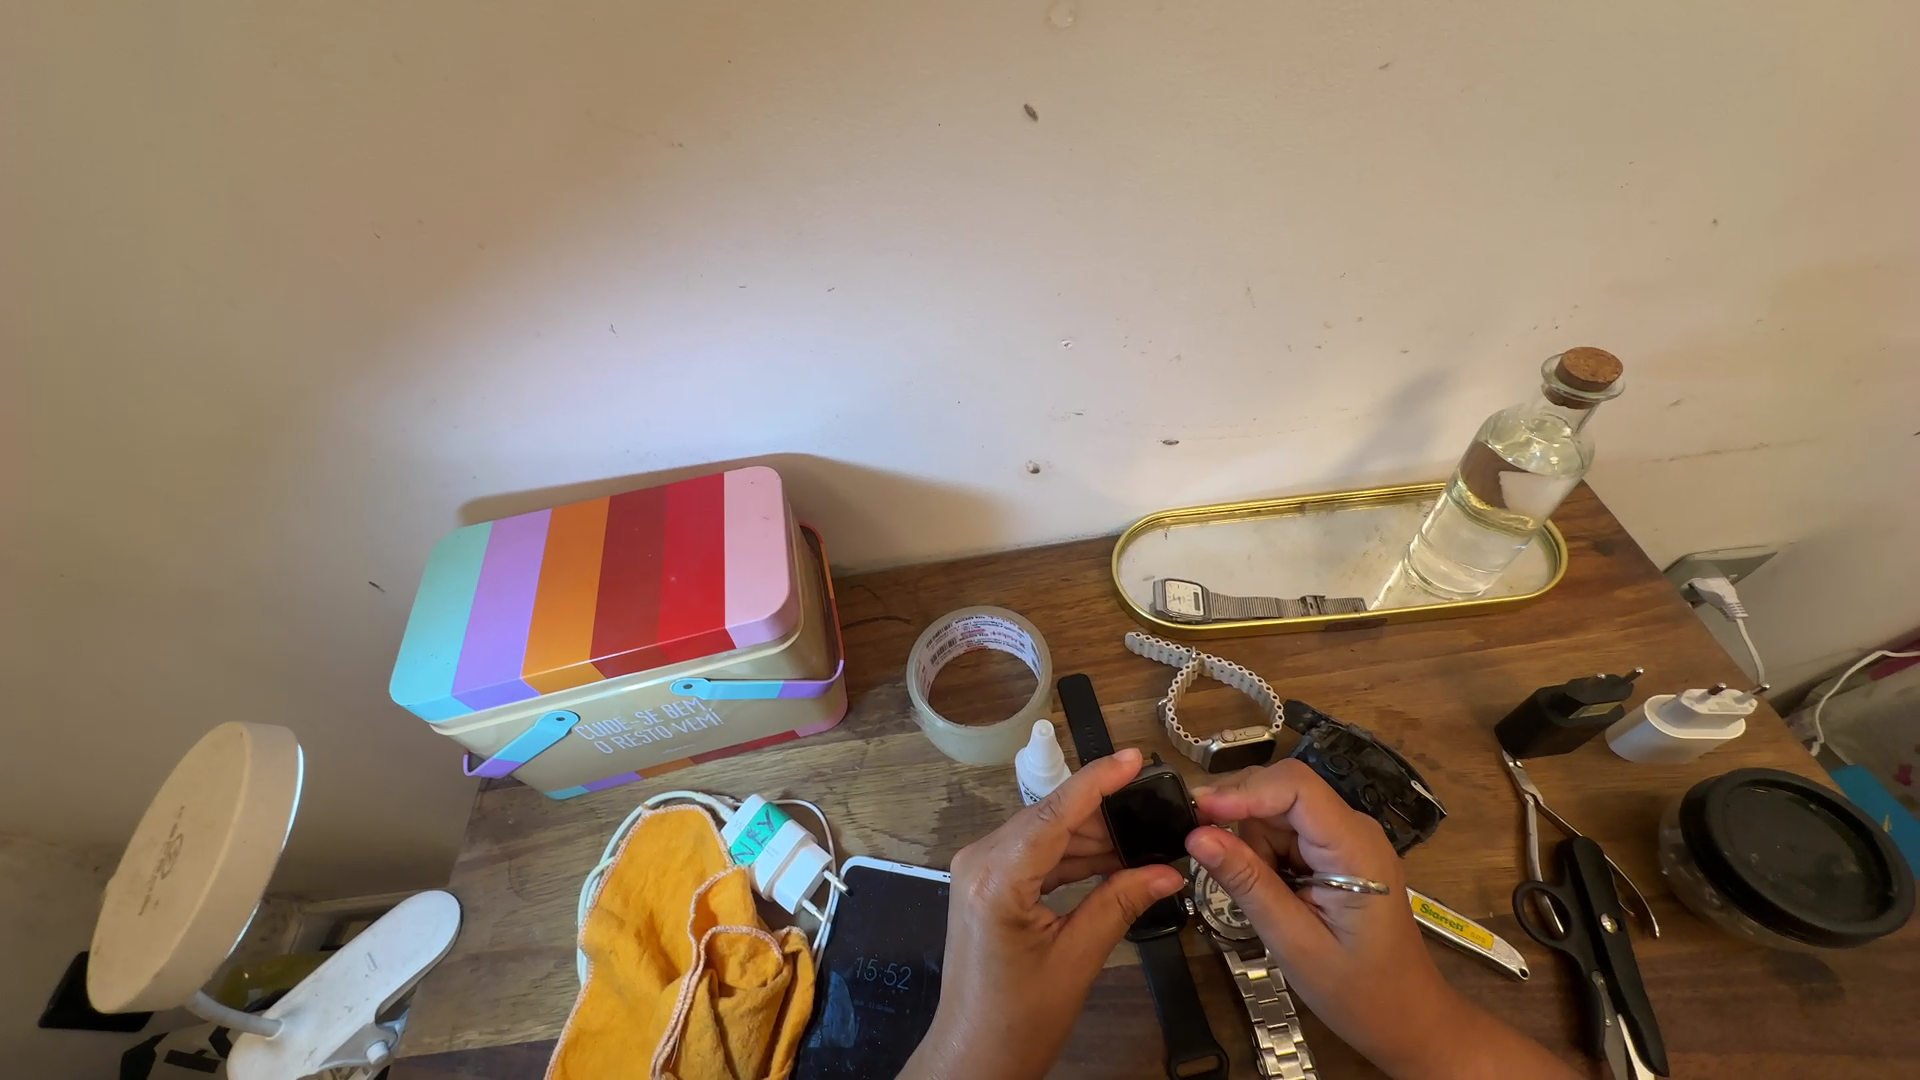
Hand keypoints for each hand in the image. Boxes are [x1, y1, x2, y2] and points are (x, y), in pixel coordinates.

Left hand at [900, 748, 1185, 1079]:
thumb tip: (1167, 872)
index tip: (1132, 758)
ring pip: (1046, 835)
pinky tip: (1112, 859)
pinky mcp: (987, 880)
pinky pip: (1036, 855)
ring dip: (1092, 838)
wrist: (972, 1058)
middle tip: (1155, 809)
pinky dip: (1072, 857)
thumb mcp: (1076, 960)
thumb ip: (1119, 904)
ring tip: (1144, 837)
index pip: (1055, 812)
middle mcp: (980, 858)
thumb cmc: (1017, 1020)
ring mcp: (980, 867)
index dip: (1098, 780)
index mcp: (996, 876)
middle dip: (1104, 814)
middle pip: (1051, 819)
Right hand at [1187, 760, 1578, 1079]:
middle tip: (1203, 850)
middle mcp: (1351, 827)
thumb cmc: (1359, 992)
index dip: (1244, 790)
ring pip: (1272, 807)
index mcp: (1356, 849)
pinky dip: (1260, 850)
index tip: (1198, 811)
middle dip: (1238, 814)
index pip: (1296, 786)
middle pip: (1279, 788)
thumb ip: (1247, 883)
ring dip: (1249, 839)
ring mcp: (1342, 834)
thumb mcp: (1294, 942)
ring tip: (1260, 894)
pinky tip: (1270, 887)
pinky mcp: (1330, 845)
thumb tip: (1195, 836)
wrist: (1408, 1021)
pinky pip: (1279, 826)